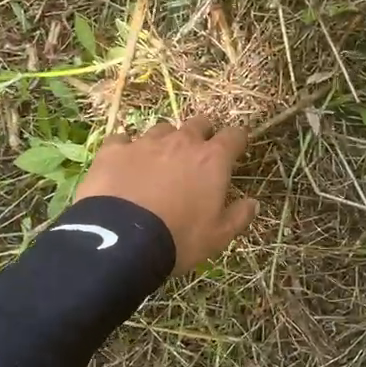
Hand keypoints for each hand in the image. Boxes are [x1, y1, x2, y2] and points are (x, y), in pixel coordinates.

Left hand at [74, 116, 256, 275]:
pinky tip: (123, 164)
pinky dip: (126, 150)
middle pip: (199, 123)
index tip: (235, 151)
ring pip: (162, 130)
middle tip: (198, 156)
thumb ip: (239, 216)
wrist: (119, 243)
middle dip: (202, 134)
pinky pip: (122, 141)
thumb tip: (253, 203)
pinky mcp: (113, 152)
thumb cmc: (178, 238)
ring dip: (166, 142)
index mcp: (213, 159)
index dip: (237, 141)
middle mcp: (182, 142)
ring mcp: (145, 144)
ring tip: (159, 162)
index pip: (234, 135)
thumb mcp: (218, 236)